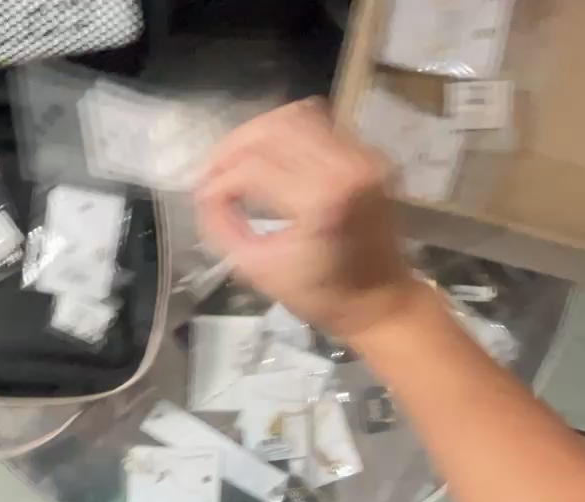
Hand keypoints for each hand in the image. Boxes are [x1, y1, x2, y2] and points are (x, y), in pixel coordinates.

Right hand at [195, 99, 419, 339]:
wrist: (381, 301)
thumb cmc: (322, 297)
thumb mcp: (260, 272)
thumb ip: (224, 230)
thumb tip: (205, 197)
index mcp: (320, 201)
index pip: (253, 169)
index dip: (220, 181)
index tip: (202, 198)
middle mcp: (344, 166)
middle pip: (273, 129)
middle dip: (233, 147)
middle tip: (213, 170)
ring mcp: (362, 155)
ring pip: (296, 116)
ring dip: (259, 133)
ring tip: (238, 158)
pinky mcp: (368, 154)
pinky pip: (321, 125)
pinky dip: (288, 135)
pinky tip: (271, 157)